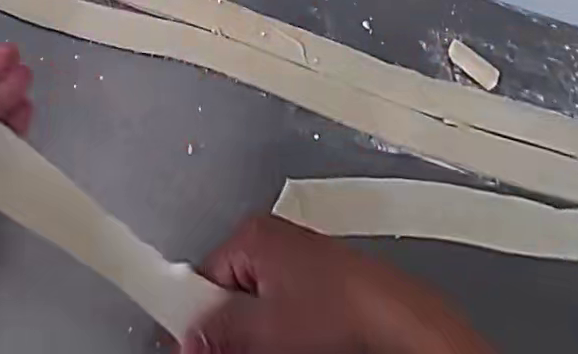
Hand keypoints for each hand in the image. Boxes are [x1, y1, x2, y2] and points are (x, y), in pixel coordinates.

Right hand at [182, 216, 493, 353]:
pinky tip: (295, 342)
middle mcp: (271, 240)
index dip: (196, 318)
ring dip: (255, 333)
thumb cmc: (335, 307)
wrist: (388, 316)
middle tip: (248, 349)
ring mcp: (294, 260)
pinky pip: (279, 307)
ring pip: (254, 305)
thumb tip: (188, 338)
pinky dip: (280, 329)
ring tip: (282, 344)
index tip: (196, 346)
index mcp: (251, 235)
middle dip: (231, 328)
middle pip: (227, 292)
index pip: (201, 277)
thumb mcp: (262, 329)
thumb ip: (217, 330)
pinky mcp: (313, 281)